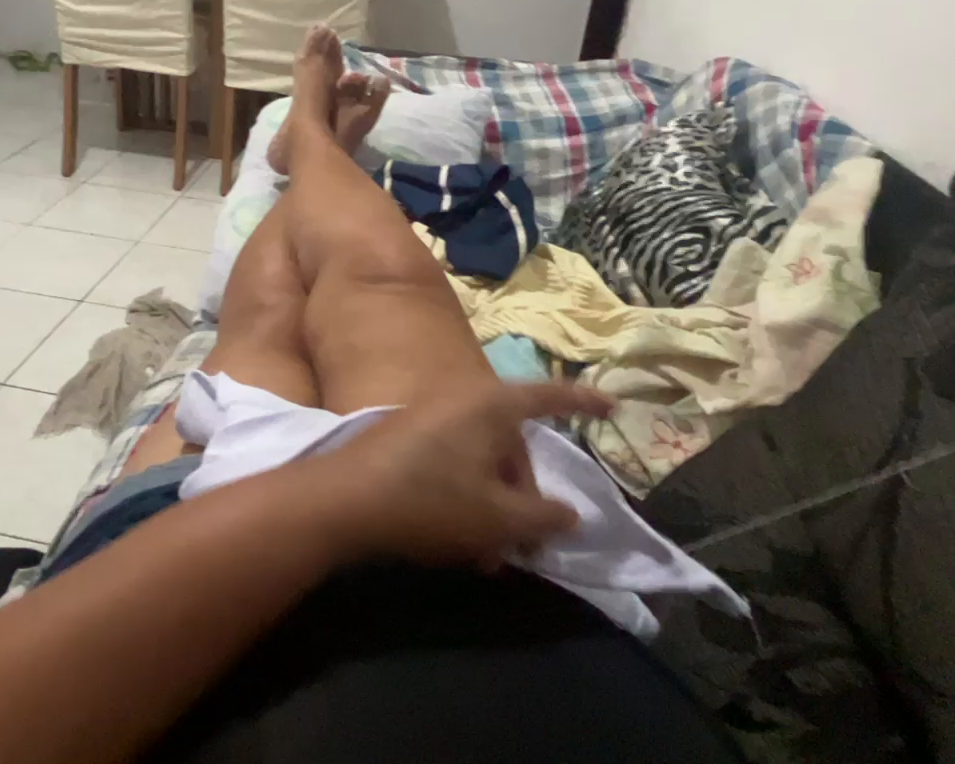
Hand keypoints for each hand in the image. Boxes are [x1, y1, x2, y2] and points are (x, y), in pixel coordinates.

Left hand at [290, 382, 611, 568]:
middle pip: (513, 445)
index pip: (550, 397)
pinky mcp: (406, 439)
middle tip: (524, 546)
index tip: (612, 407)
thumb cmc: (430, 500)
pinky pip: (453, 465)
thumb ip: (543, 518)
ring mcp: (430, 417)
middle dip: (524, 497)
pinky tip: (458, 542)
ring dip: (493, 508)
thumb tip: (572, 515)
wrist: (342, 500)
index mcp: (491, 405)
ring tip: (488, 557)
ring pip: (481, 462)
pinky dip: (465, 499)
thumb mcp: (497, 518)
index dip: (584, 403)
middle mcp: (463, 400)